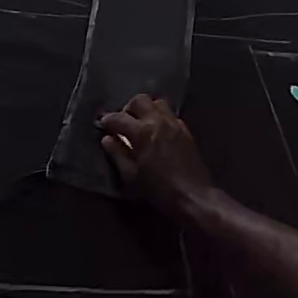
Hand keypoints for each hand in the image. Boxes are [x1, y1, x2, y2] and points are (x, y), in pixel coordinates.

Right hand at [98, 94, 214, 219]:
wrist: (195, 198)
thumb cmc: (159, 190)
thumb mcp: (131, 177)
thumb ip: (117, 154)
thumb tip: (107, 139)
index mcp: (142, 131)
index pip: (118, 118)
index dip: (107, 120)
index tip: (102, 125)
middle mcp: (158, 121)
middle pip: (139, 100)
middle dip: (128, 108)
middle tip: (123, 122)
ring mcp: (174, 123)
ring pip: (157, 103)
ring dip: (146, 109)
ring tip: (141, 123)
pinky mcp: (185, 130)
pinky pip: (170, 114)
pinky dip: (160, 117)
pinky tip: (158, 131)